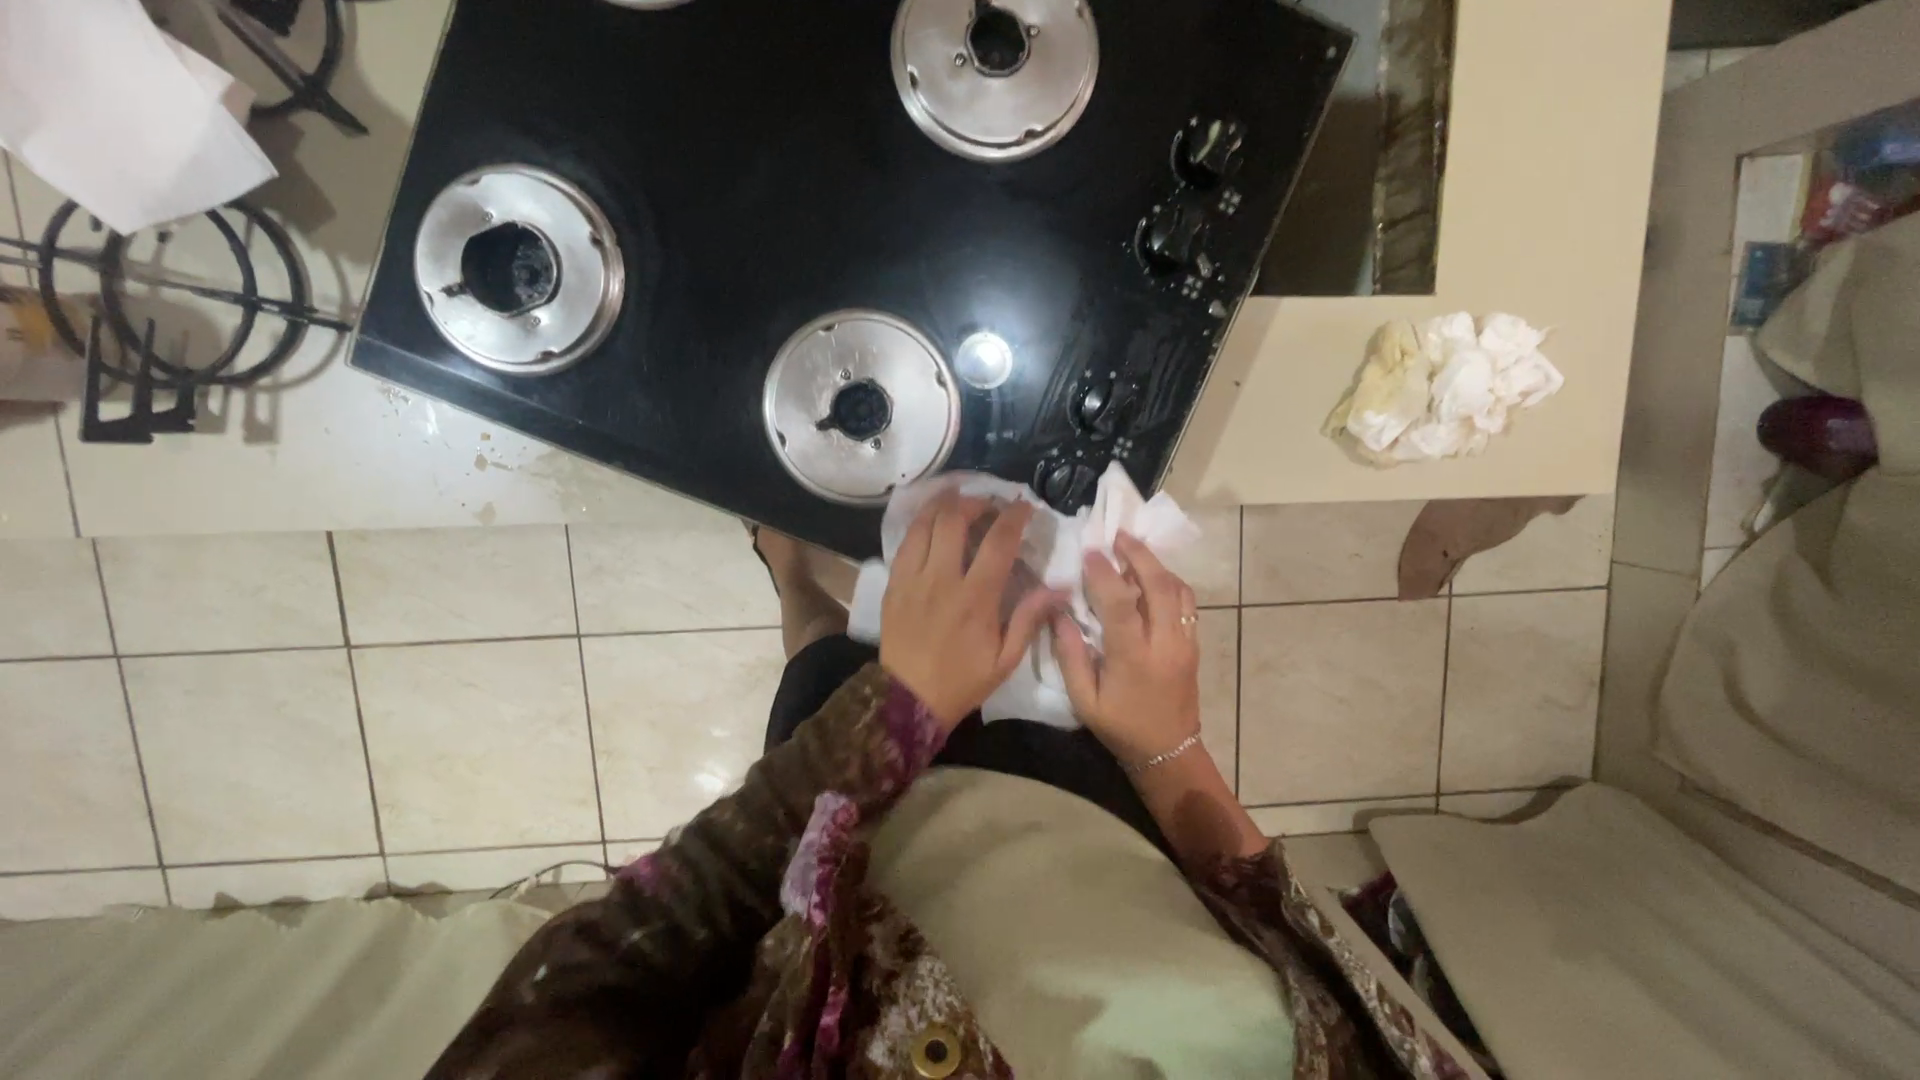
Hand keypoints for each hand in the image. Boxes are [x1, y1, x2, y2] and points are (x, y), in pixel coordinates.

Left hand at [880, 495, 1065, 728]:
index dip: (1014, 516)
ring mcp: (912, 579)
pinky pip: (905, 542)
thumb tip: (1060, 588)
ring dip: (943, 504)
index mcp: (975, 599)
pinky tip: (931, 522)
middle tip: (988, 503)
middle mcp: (941, 580)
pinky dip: (920, 524)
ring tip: (958, 499)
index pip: (998, 541)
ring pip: (924, 524)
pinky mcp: (893, 584)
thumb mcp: (1005, 660)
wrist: (907, 699)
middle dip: (975, 502)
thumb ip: (1029, 619)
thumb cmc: (962, 682)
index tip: (1024, 506)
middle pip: (954, 520)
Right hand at [1053, 532, 1201, 766]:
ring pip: (1178, 590)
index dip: (1105, 574)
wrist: (1168, 751)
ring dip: (1156, 565)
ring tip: (1133, 552)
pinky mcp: (1194, 644)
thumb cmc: (1120, 727)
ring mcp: (1185, 642)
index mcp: (1134, 658)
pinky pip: (1187, 603)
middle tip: (1118, 537)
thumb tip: (1058, 613)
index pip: (1121, 604)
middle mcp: (1165, 644)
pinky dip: (1169, 582)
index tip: (1090, 553)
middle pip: (1159, 586)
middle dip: (1139, 555)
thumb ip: (1069, 655)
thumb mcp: (1084, 700)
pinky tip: (1150, 578)